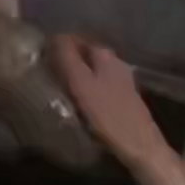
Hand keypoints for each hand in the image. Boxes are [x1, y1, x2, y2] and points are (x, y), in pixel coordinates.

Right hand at [51, 35, 171, 172]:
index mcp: (103, 53)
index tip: (41, 58)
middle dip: (66, 59)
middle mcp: (114, 60)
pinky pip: (98, 83)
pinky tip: (78, 100)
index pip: (73, 38)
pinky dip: (86, 87)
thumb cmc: (108, 115)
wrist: (142, 148)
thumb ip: (67, 57)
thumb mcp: (81, 83)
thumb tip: (54, 35)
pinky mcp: (124, 97)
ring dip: (75, 74)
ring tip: (59, 87)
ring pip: (90, 69)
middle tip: (47, 73)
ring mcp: (121, 78)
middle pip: (83, 53)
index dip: (56, 45)